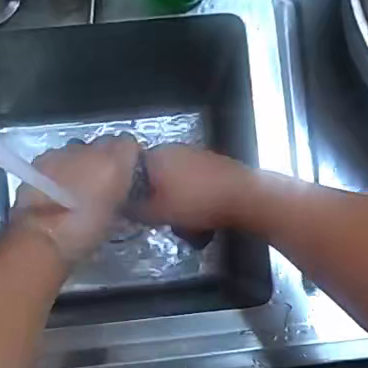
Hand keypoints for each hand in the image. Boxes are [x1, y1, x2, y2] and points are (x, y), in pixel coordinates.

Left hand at [10, 135, 140, 263]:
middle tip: (102, 185)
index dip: (129, 158)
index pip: (129, 144)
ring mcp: (62, 152)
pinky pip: (57, 158)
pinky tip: (58, 189)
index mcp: (113, 164)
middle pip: (103, 144)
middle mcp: (89, 150)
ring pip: (79, 150)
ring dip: (82, 164)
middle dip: (105, 160)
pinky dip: (61, 169)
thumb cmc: (85, 233)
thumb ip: (123, 197)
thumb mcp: (116, 219)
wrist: (42, 237)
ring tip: (78, 188)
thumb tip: (121, 194)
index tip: (127, 175)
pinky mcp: (40, 160)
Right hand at [131, 144, 261, 232]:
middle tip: (161, 216)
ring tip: (183, 218)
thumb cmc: (196, 203)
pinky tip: (200, 210)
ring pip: (174, 179)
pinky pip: (193, 180)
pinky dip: (192, 194)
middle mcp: (172, 148)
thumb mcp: (158, 213)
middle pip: (153, 175)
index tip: (135, 208)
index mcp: (155, 155)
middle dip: (155, 196)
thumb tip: (123, 207)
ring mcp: (194, 153)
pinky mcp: (212, 162)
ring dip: (175, 197)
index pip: (129, 170)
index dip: (129, 191)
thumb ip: (135, 209)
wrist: (244, 196)